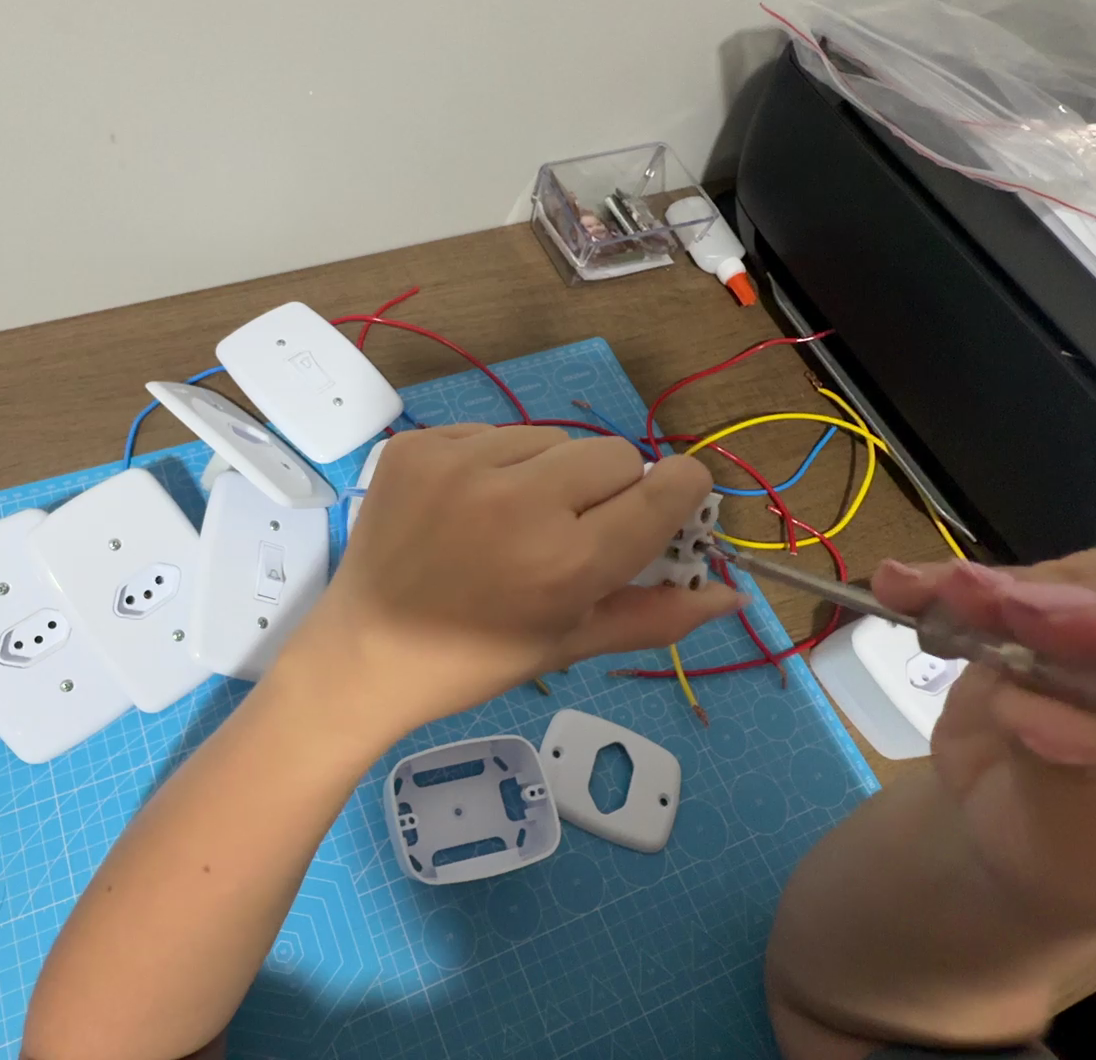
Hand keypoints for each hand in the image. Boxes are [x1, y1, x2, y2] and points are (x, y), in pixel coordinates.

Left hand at [285, 424, 742, 740]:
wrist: (364, 651)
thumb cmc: (471, 662)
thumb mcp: (566, 646)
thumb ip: (655, 617)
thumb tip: (731, 594)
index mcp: (568, 560)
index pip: (665, 488)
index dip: (676, 494)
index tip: (662, 504)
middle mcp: (519, 499)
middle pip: (613, 452)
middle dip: (610, 488)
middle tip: (570, 529)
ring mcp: (459, 464)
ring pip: (550, 438)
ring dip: (548, 473)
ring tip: (507, 522)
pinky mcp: (417, 446)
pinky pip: (488, 433)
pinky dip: (492, 464)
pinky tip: (464, 508)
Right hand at [873, 528, 1095, 931]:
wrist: (1007, 823)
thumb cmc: (1074, 863)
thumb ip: (1087, 779)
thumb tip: (1045, 716)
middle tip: (1028, 616)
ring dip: (1040, 581)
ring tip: (952, 598)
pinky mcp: (1094, 600)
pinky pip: (1050, 570)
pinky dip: (974, 577)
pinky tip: (910, 586)